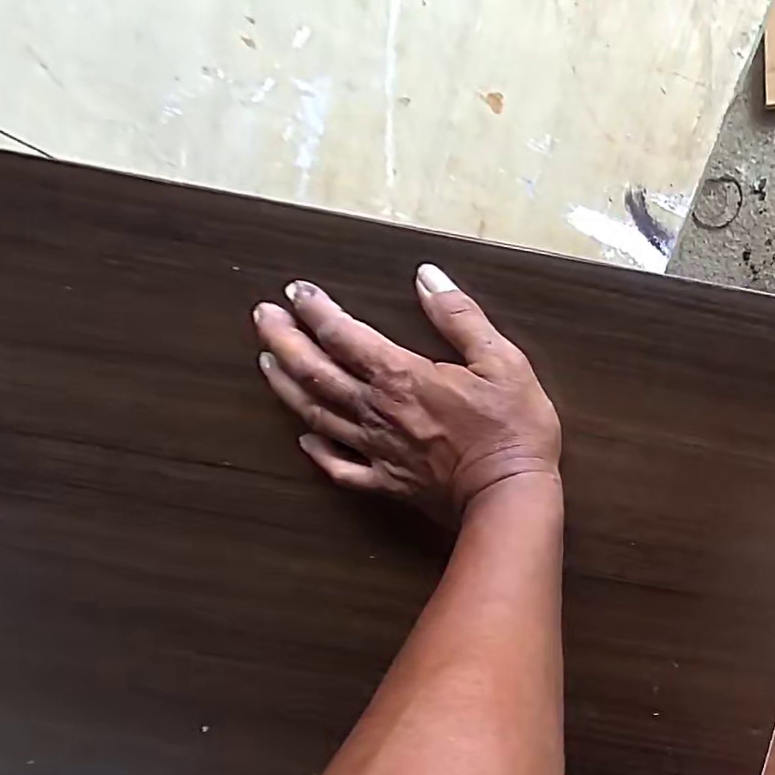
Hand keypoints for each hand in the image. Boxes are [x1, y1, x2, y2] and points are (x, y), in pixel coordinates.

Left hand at [252, 264, 561, 517]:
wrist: (510, 496)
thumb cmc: (511, 429)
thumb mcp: (501, 360)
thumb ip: (460, 317)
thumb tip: (427, 277)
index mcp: (402, 376)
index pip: (344, 335)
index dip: (316, 310)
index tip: (298, 291)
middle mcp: (378, 411)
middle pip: (316, 371)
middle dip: (284, 340)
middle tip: (263, 316)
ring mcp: (378, 450)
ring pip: (317, 414)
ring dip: (286, 386)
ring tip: (267, 362)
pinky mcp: (388, 482)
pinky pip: (340, 468)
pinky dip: (317, 453)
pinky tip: (304, 440)